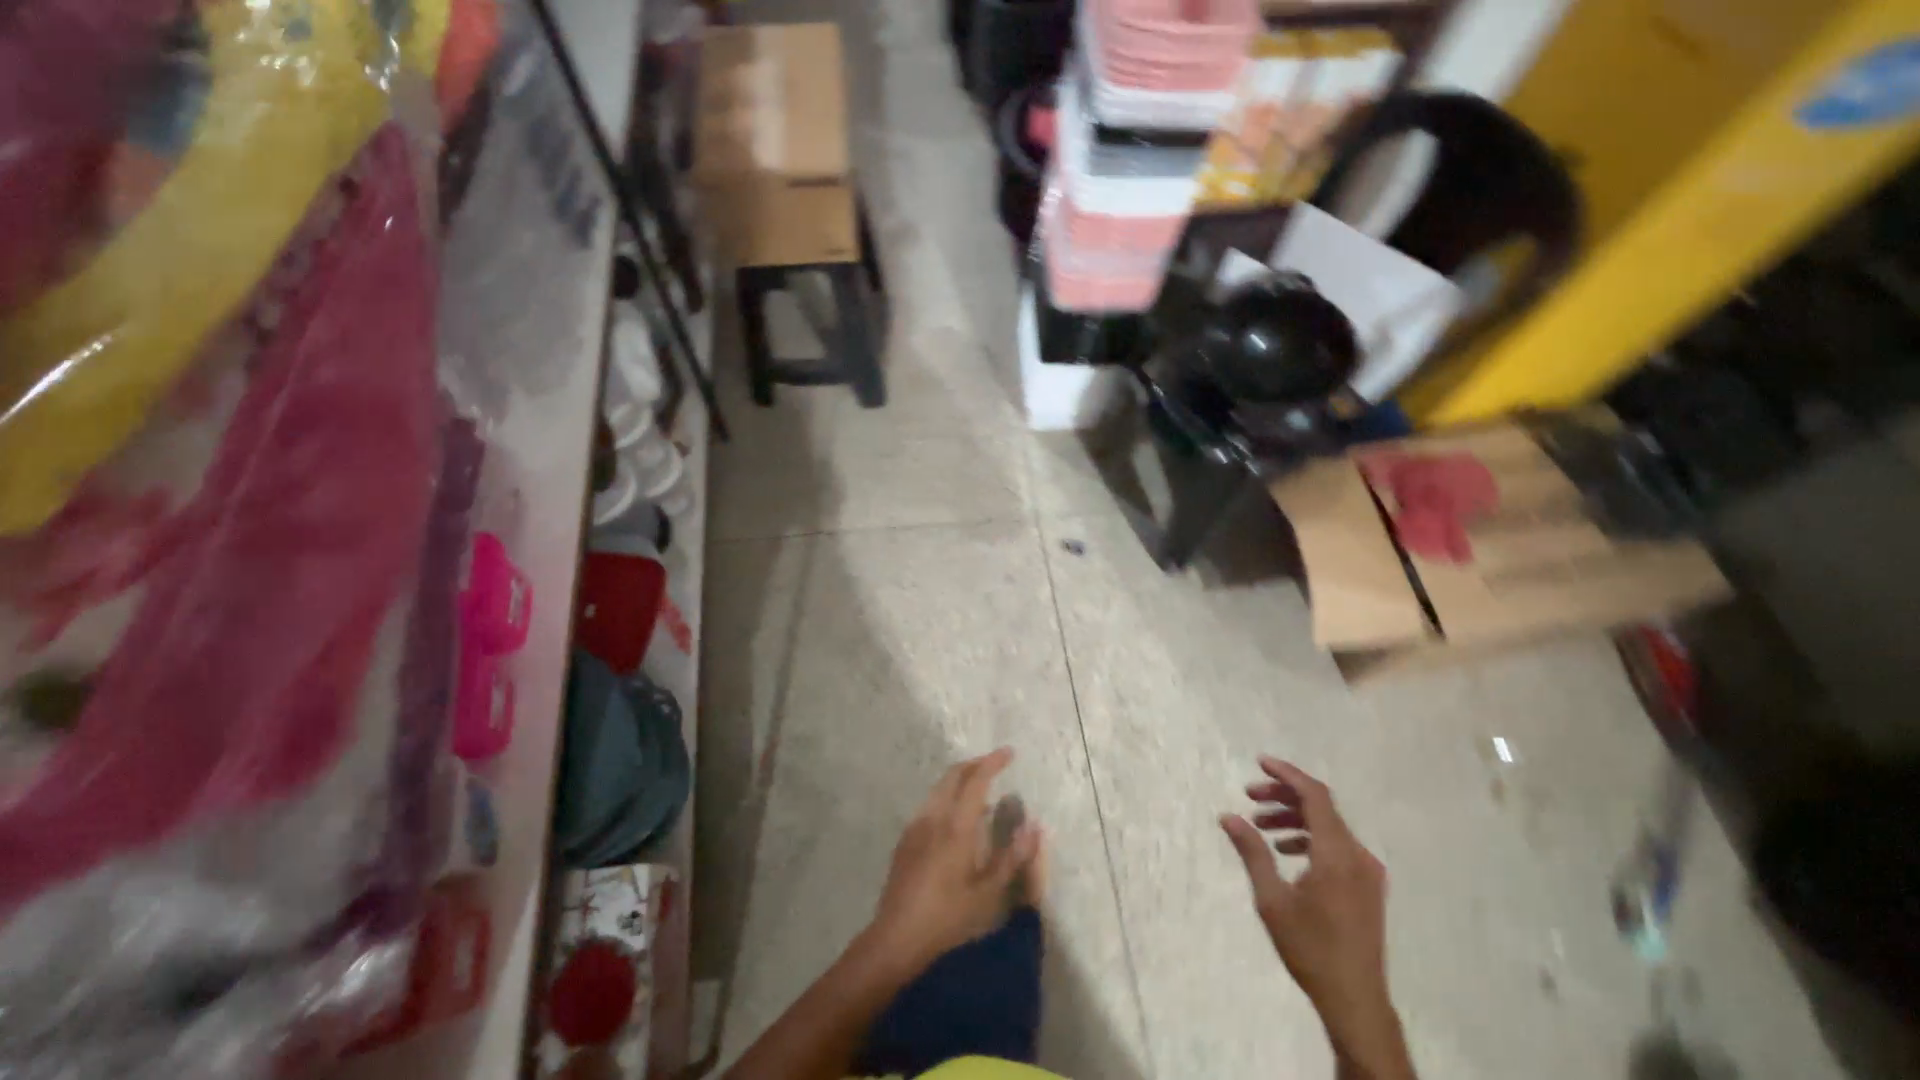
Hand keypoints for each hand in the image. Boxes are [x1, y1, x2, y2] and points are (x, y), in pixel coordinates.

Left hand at [866, 748, 1040, 972]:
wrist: (897, 936)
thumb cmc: (948, 917)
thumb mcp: (988, 893)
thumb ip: (1012, 857)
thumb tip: (1034, 827)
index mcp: (955, 827)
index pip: (975, 781)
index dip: (992, 762)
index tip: (1008, 753)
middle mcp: (933, 818)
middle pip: (952, 776)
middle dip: (974, 765)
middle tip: (995, 765)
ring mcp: (915, 828)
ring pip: (938, 790)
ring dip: (960, 782)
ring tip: (982, 796)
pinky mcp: (905, 841)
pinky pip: (930, 807)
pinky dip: (948, 800)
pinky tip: (958, 823)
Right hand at [1222, 757, 1412, 1079]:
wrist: (1354, 997)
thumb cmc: (1309, 948)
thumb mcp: (1271, 900)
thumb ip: (1252, 852)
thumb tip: (1229, 817)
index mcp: (1337, 853)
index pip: (1315, 796)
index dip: (1287, 775)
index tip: (1259, 763)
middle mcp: (1358, 854)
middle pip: (1322, 808)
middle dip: (1285, 797)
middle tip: (1250, 798)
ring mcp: (1368, 871)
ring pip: (1330, 827)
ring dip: (1295, 819)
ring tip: (1261, 827)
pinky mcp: (1368, 886)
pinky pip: (1338, 846)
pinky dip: (1311, 839)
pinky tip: (1286, 853)